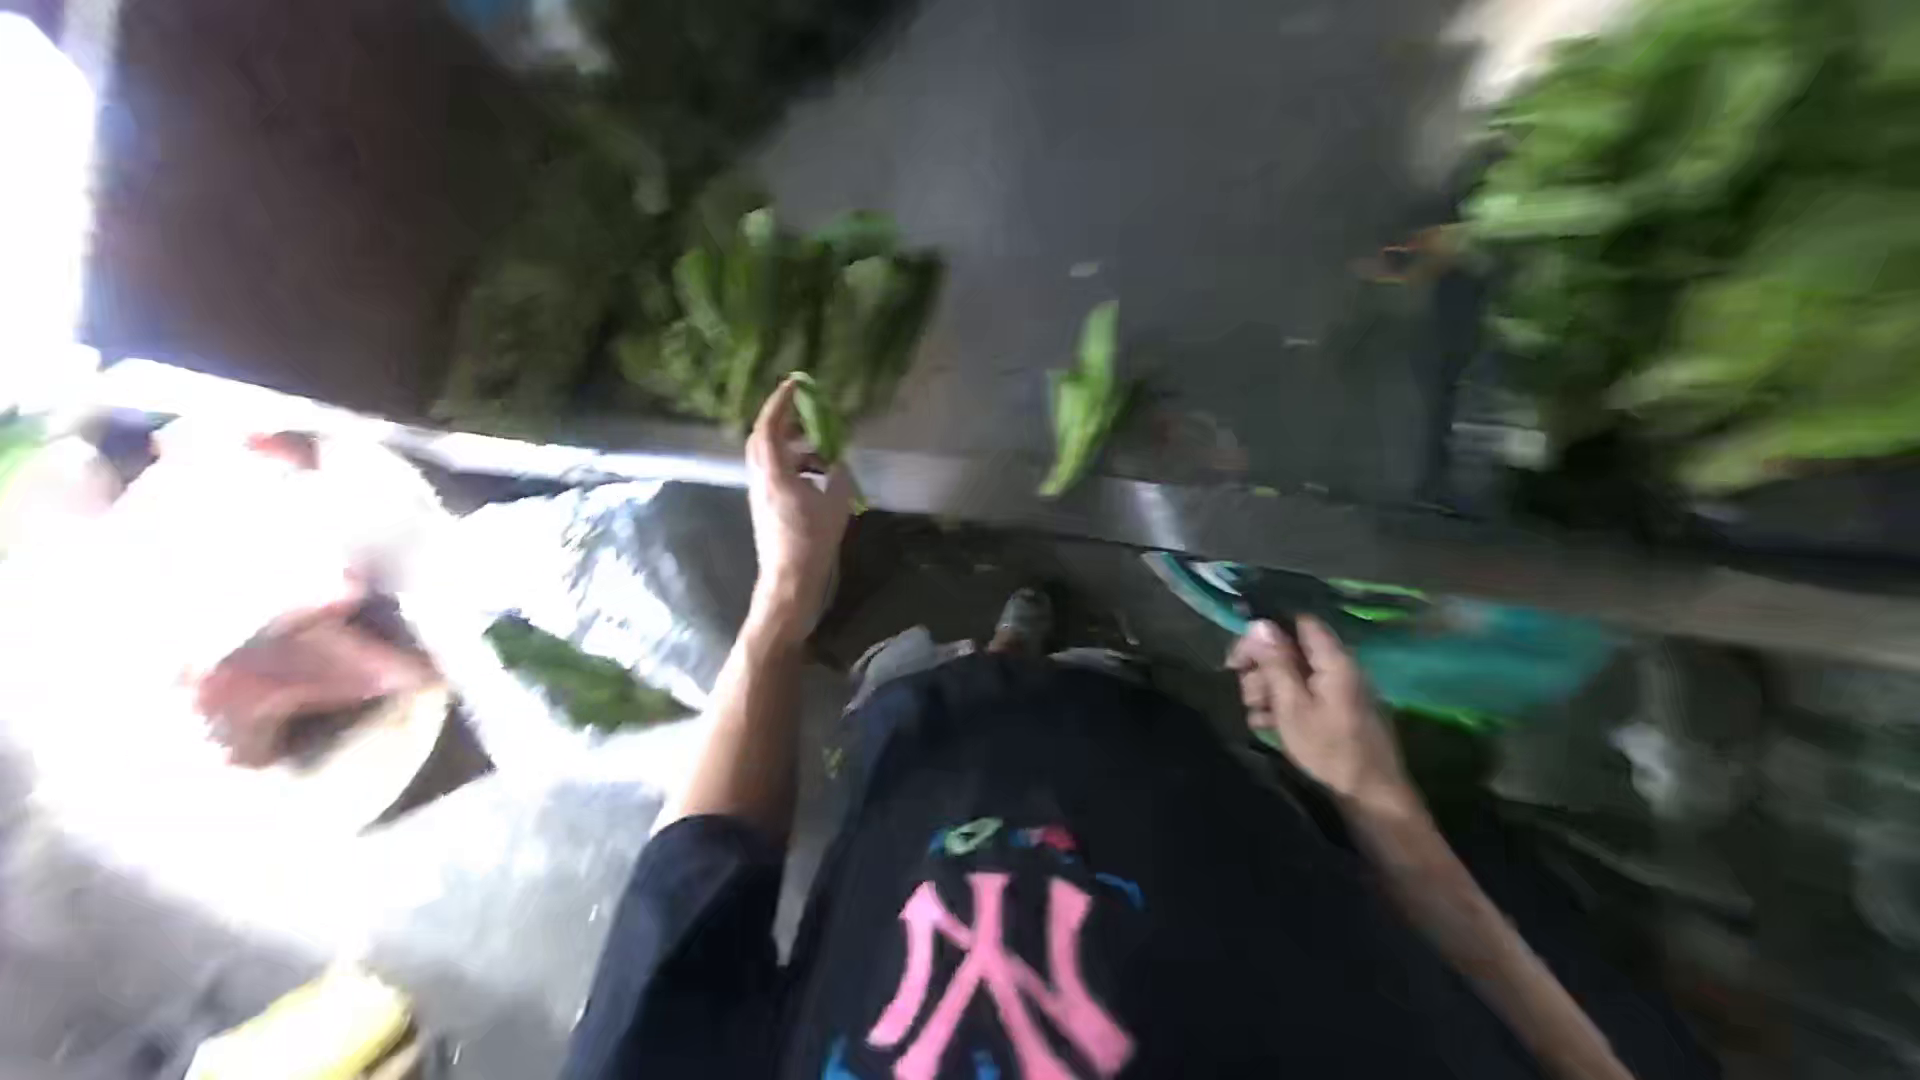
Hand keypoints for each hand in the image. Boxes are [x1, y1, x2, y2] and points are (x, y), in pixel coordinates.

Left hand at [745, 376, 853, 638]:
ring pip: (771, 456)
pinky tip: (818, 476)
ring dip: (793, 445)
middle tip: (807, 411)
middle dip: (784, 420)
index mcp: (774, 472)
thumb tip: (836, 462)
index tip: (796, 384)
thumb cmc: (812, 541)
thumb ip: (837, 475)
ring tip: (822, 447)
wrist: (790, 581)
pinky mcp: (767, 507)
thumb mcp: (835, 503)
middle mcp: (761, 478)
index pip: (770, 426)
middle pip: (764, 438)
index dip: (781, 402)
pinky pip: (777, 473)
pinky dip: (795, 464)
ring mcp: (762, 493)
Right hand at [1228, 617, 1417, 812]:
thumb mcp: (1292, 705)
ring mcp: (1337, 690)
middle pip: (1290, 649)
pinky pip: (1301, 694)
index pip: (1298, 622)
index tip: (1241, 652)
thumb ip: (1275, 662)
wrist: (1369, 798)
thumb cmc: (1329, 750)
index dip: (1267, 630)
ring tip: (1257, 714)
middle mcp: (1337, 668)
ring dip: (1267, 689)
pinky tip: (1267, 725)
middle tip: (1247, 691)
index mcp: (1333, 661)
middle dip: (1261, 666)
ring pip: (1291, 674)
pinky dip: (1281, 705)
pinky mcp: (1334, 710)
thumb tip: (1259, 623)